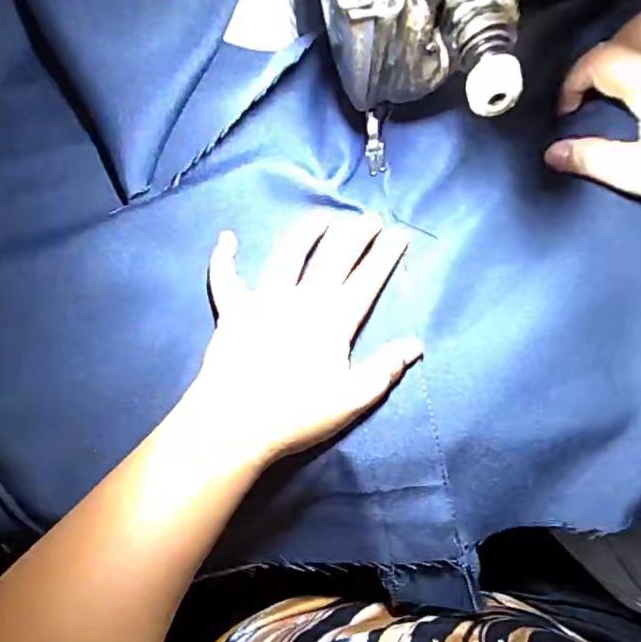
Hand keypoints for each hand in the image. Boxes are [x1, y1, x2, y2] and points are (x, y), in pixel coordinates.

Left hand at [175, 212, 424, 465]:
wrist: (234, 424)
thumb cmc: (295, 416)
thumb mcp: (350, 400)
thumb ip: (384, 369)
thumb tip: (415, 345)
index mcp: (333, 321)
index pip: (366, 279)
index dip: (386, 255)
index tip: (400, 234)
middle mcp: (300, 300)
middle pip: (332, 255)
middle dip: (355, 232)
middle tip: (369, 218)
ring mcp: (262, 301)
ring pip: (287, 253)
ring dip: (306, 230)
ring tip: (322, 217)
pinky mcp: (231, 311)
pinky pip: (225, 278)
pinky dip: (224, 257)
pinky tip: (228, 238)